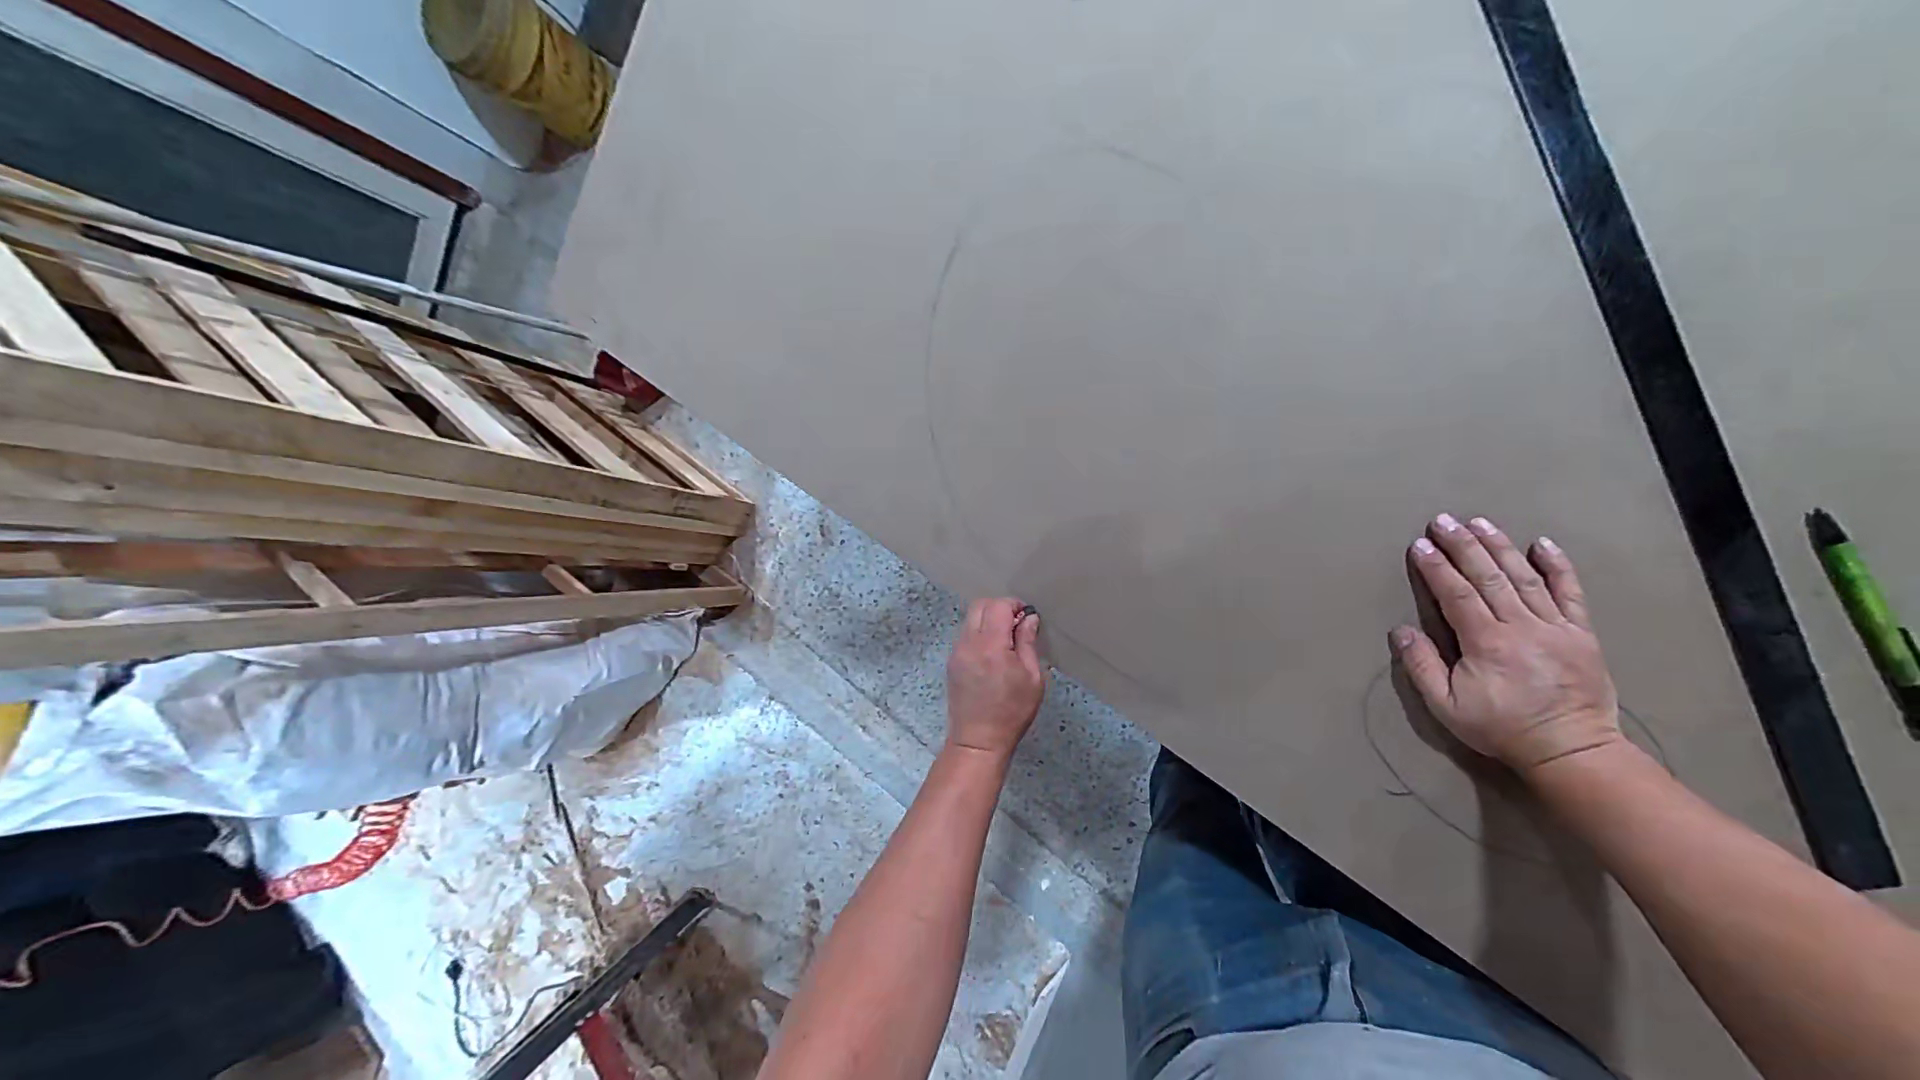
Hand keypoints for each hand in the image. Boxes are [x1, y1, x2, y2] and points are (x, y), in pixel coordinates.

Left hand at [945, 598, 1045, 760]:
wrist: (978, 740)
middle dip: (999, 608)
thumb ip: (1028, 642)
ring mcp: (957, 652)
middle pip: (980, 606)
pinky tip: (993, 655)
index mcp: (990, 645)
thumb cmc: (1012, 711)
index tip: (1027, 617)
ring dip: (988, 621)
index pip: (998, 606)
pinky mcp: (952, 662)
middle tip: (1017, 626)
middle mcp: (969, 643)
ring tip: (1006, 643)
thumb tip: (1029, 618)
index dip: (1014, 605)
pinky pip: (966, 636)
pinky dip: (980, 635)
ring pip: (970, 620)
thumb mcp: (1032, 677)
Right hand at [1391, 514, 1622, 772]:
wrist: (1572, 750)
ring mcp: (1557, 627)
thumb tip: (1401, 631)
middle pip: (1489, 577)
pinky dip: (1557, 567)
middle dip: (1463, 545)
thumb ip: (1422, 667)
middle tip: (1443, 520)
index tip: (1419, 545)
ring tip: (1479, 522)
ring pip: (1524, 577)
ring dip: (1499, 546)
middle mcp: (1523, 627)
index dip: (1436, 568)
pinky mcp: (1582, 633)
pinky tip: (1542, 544)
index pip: (1457, 595)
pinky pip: (1570, 593)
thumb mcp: (1447, 707)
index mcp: (1487, 643)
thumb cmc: (1501, 728)